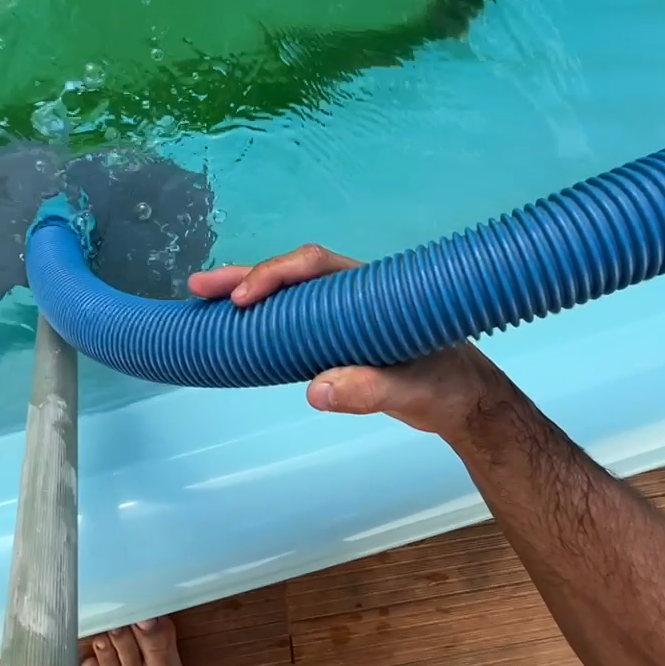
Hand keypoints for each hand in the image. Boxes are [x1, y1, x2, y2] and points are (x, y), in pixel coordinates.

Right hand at [189, 243, 517, 436]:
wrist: (464, 398)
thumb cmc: (445, 384)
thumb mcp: (412, 390)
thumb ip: (371, 389)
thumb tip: (316, 390)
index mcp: (369, 289)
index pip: (314, 267)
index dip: (275, 275)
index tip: (245, 298)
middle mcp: (350, 293)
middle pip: (290, 273)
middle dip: (244, 277)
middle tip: (201, 286)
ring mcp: (340, 313)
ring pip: (285, 294)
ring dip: (244, 293)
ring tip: (202, 299)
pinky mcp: (333, 335)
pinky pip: (289, 318)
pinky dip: (259, 318)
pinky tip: (232, 325)